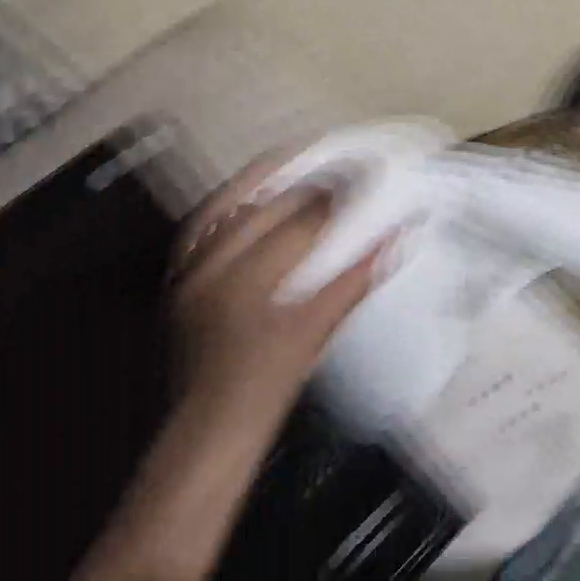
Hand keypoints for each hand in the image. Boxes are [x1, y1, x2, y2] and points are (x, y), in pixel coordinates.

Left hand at [170, 154, 387, 420]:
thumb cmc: (269, 384)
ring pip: (228, 207)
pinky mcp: (179, 279)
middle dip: (314, 183)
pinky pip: (201, 227)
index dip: (344, 194)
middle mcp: (217, 267)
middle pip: (270, 207)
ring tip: (296, 155)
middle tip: (348, 167)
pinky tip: (248, 193)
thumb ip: (357, 279)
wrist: (210, 425)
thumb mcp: (318, 330)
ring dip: (264, 179)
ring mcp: (192, 271)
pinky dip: (228, 204)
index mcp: (253, 281)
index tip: (373, 176)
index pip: (307, 219)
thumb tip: (400, 237)